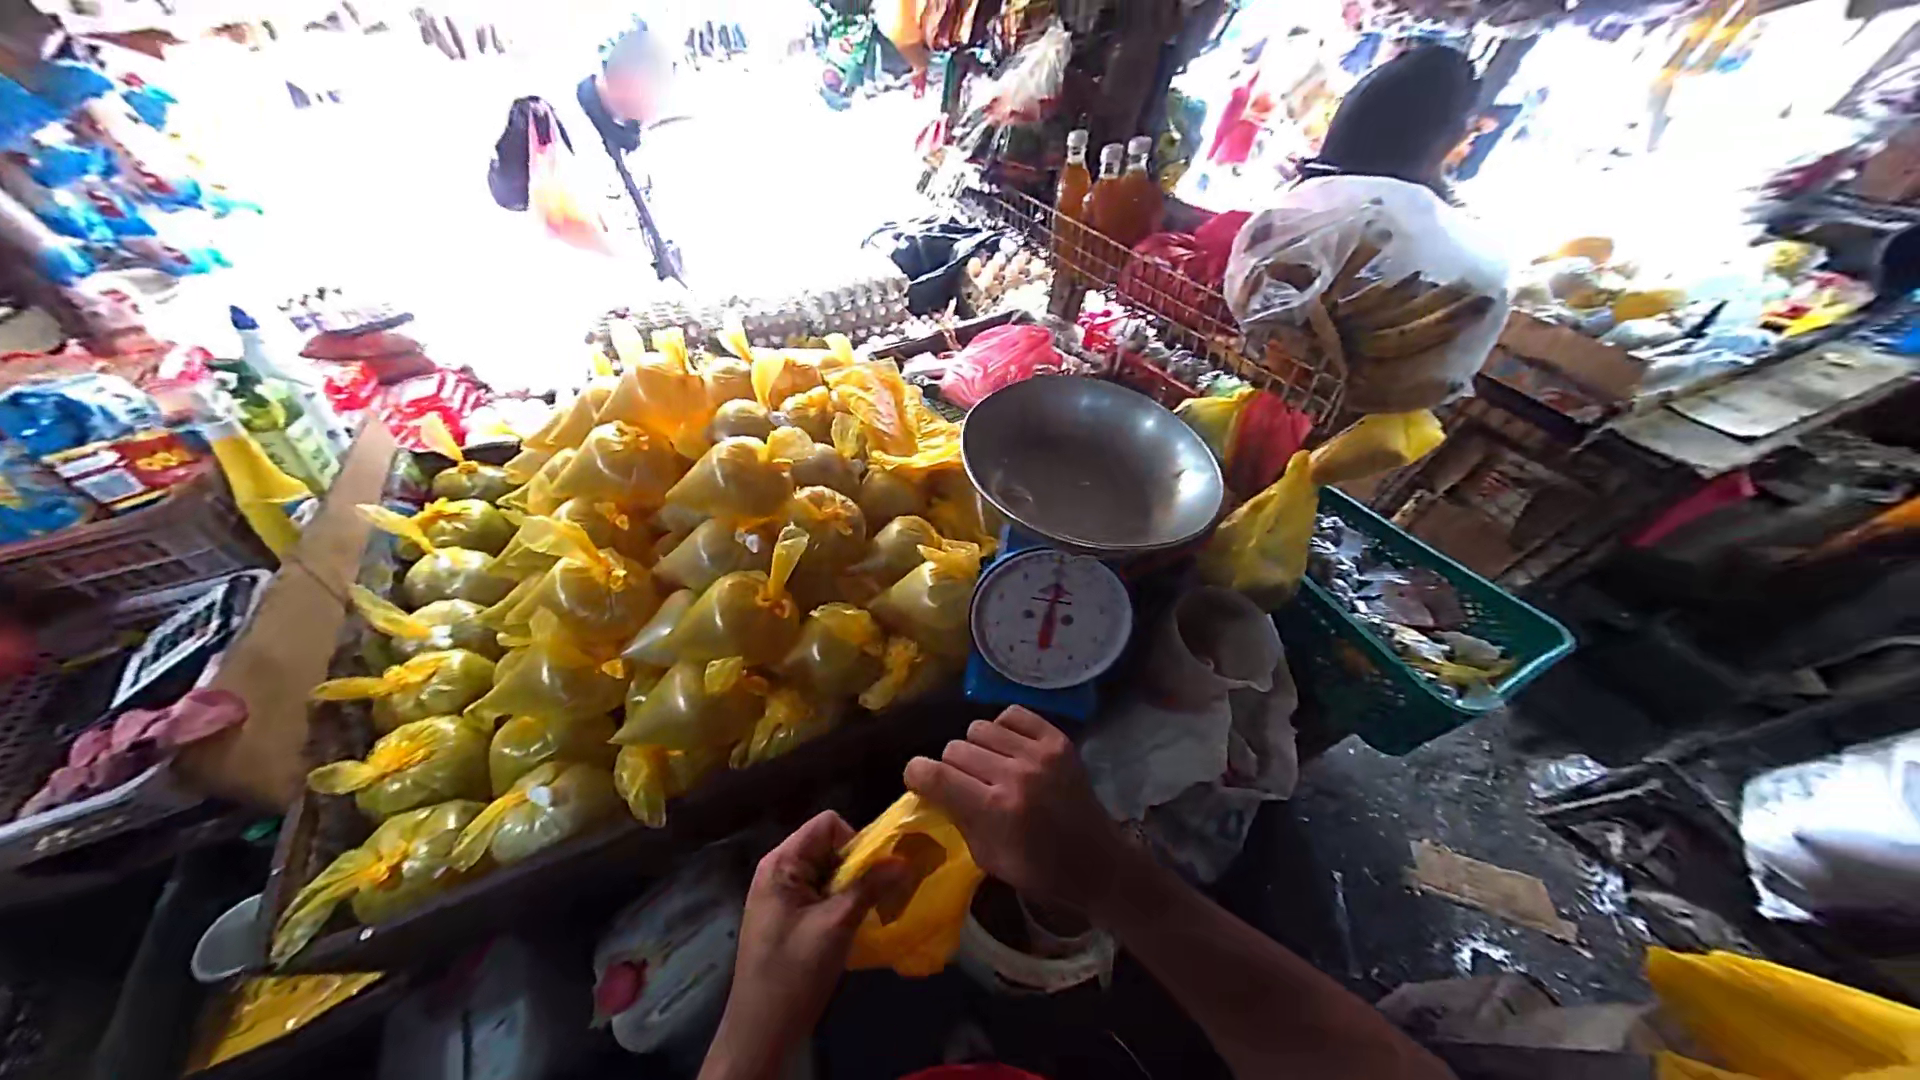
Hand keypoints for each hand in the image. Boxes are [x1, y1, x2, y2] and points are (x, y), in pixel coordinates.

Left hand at [703, 812, 903, 1079]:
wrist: (759, 1035)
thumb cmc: (793, 974)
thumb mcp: (836, 926)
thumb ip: (870, 887)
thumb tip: (905, 861)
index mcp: (781, 863)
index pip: (827, 824)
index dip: (853, 842)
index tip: (867, 875)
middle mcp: (779, 869)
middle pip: (829, 845)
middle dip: (855, 867)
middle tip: (869, 897)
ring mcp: (782, 893)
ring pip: (828, 870)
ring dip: (850, 887)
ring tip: (859, 915)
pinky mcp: (788, 915)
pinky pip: (821, 891)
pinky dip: (840, 902)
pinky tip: (847, 926)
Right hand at [904, 706, 1136, 916]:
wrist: (1098, 860)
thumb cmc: (1039, 869)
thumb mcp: (987, 857)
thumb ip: (957, 817)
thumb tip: (932, 788)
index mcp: (995, 810)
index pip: (936, 774)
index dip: (917, 774)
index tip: (918, 780)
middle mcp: (1015, 775)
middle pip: (954, 748)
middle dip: (951, 767)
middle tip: (965, 784)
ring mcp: (1039, 753)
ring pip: (979, 728)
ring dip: (976, 748)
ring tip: (990, 766)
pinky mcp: (1057, 739)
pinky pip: (1011, 715)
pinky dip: (1003, 729)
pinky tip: (1009, 749)